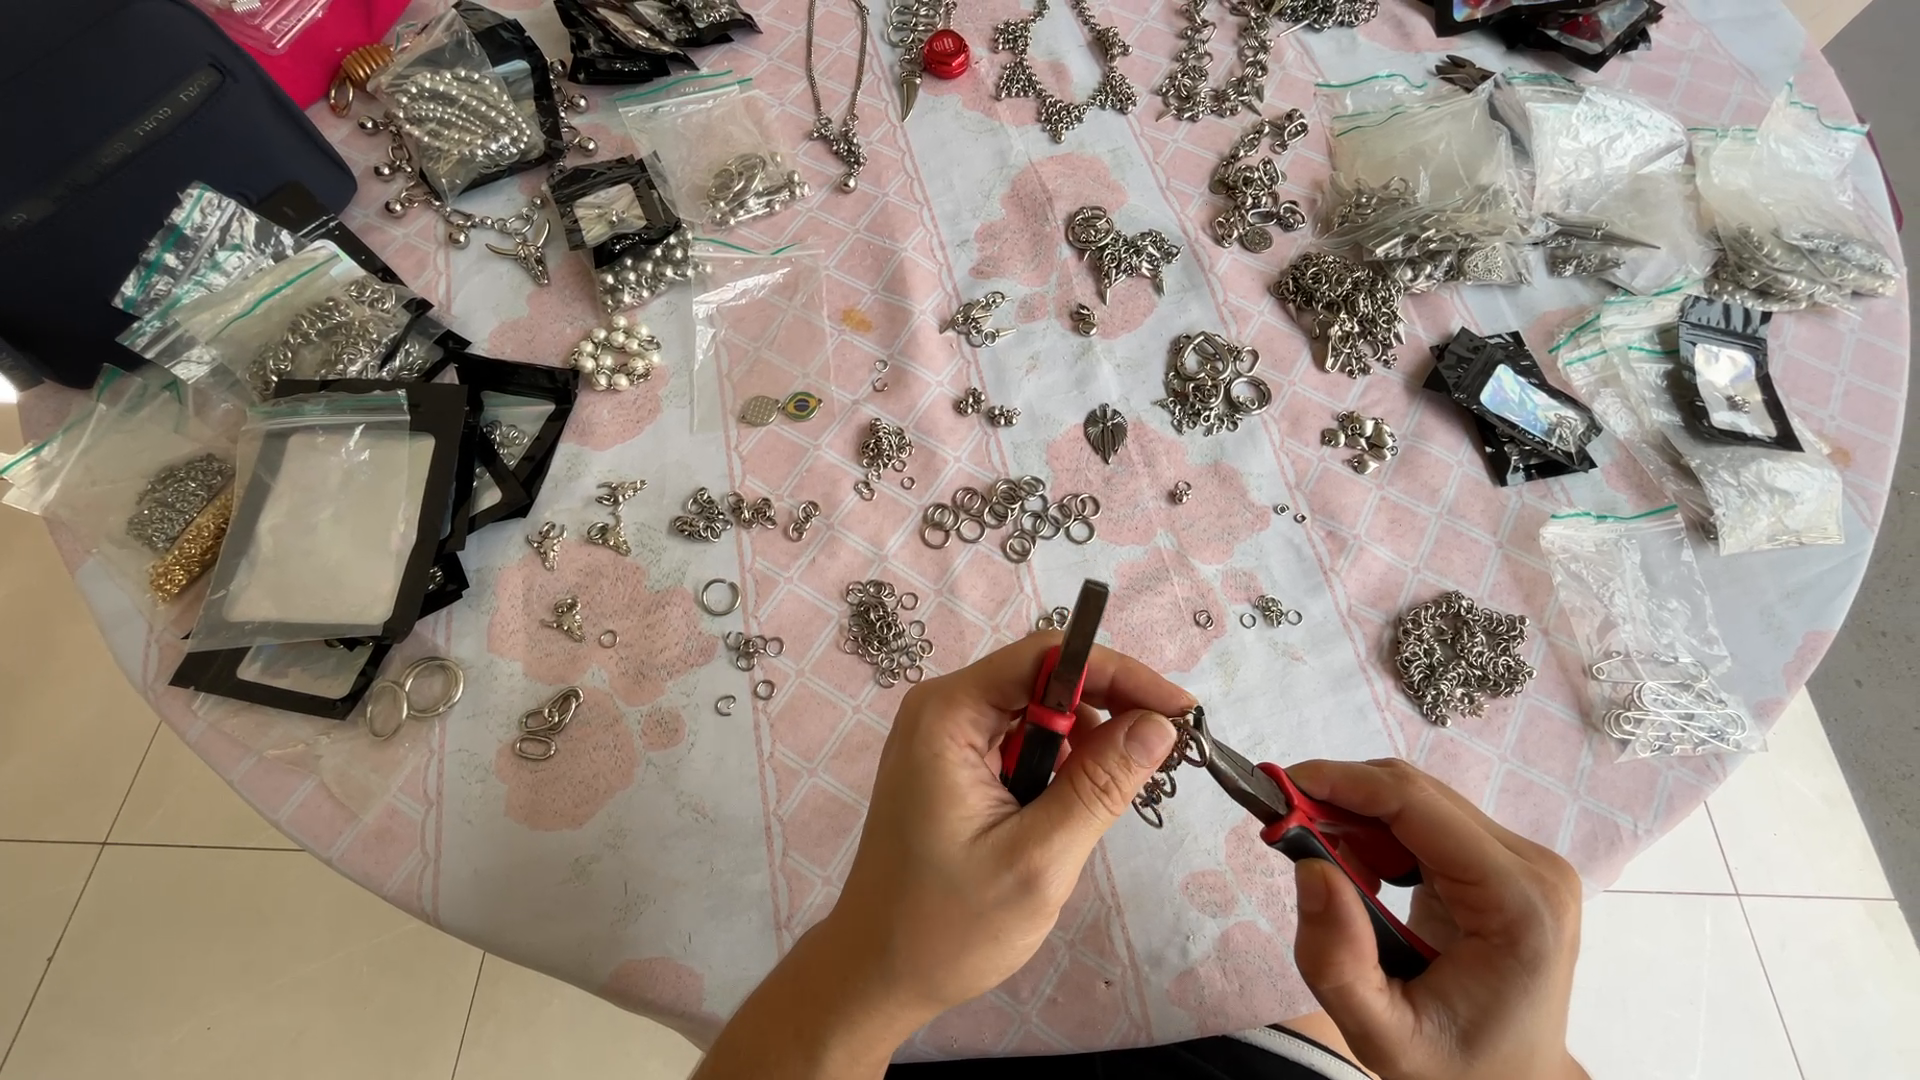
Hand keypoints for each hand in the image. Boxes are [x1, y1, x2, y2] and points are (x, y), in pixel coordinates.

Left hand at [693, 634, 1193, 1078]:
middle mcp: (944, 708)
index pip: (1046, 657)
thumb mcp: (1038, 859)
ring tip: (1117, 789)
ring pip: (1037, 709)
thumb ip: (1099, 785)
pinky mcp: (954, 762)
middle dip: (1108, 707)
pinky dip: (1059, 762)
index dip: (1118, 673)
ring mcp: (946, 734)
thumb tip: (1159, 725)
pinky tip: (1074, 802)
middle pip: (1043, 677)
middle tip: (1164, 750)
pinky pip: (1020, 738)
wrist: (877, 972)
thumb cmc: (947, 925)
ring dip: (1085, 740)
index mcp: (948, 713)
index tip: (1180, 709)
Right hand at [1287, 759, 1588, 1079]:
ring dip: (1353, 815)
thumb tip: (1311, 868)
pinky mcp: (1502, 860)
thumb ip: (1337, 961)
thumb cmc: (1453, 1067)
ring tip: (1326, 865)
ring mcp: (1522, 860)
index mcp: (1518, 904)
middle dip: (1338, 797)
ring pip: (1413, 797)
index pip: (1416, 803)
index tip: (1277, 788)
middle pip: (1413, 792)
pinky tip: (1363, 874)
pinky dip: (1374, 831)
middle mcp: (1532, 867)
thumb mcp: (1382, 1036)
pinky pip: (1420, 816)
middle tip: (1284, 827)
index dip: (1342, 783)